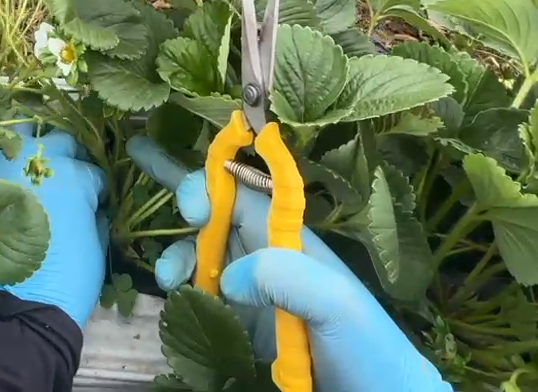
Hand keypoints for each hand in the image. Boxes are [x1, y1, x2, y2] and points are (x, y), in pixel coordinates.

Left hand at [0, 125, 106, 325]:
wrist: (23, 305)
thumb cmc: (68, 279)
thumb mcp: (96, 245)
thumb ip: (95, 216)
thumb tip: (93, 207)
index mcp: (77, 177)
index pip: (93, 172)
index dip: (96, 189)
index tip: (94, 201)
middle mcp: (44, 160)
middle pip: (62, 143)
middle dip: (69, 157)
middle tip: (67, 178)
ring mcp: (11, 163)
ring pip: (25, 135)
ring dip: (34, 148)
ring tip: (35, 167)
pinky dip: (4, 159)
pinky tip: (10, 175)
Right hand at [127, 137, 449, 391]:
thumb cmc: (369, 348)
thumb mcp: (338, 303)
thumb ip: (288, 274)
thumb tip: (229, 277)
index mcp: (287, 239)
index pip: (240, 195)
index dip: (209, 189)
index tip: (190, 211)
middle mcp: (266, 257)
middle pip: (214, 220)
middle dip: (185, 220)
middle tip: (168, 257)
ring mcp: (254, 293)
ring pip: (202, 257)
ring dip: (177, 261)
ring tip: (169, 282)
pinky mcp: (245, 328)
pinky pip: (204, 298)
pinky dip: (184, 295)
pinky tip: (179, 306)